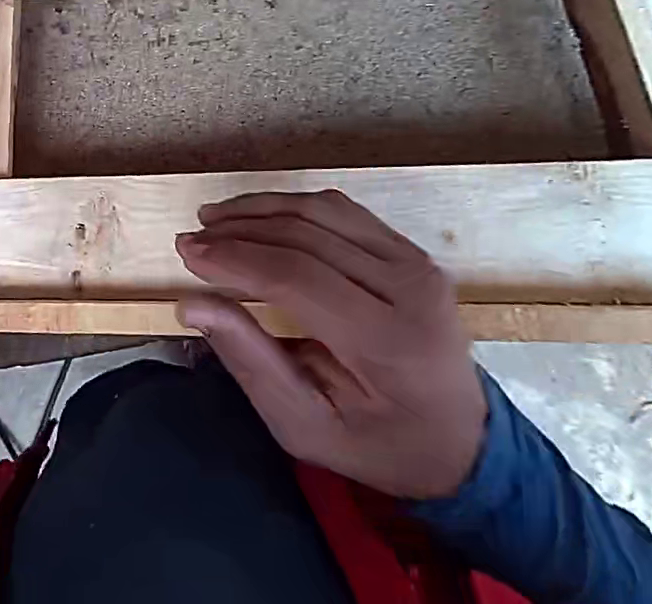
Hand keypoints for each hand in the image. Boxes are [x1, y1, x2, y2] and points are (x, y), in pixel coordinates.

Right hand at [175, 190, 487, 499]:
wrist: (464, 441)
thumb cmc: (381, 445)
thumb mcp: (308, 428)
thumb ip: (250, 361)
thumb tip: (193, 304)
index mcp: (388, 341)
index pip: (297, 276)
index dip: (234, 258)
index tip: (187, 252)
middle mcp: (409, 288)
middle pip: (307, 235)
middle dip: (239, 231)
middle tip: (191, 239)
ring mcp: (416, 262)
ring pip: (322, 210)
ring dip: (261, 208)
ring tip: (215, 218)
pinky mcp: (412, 251)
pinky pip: (342, 211)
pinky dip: (292, 207)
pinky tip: (259, 216)